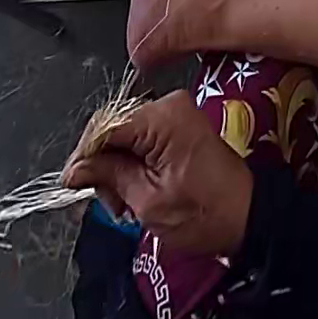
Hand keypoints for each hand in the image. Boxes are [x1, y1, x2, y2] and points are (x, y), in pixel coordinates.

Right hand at [64, 91, 253, 256]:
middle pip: (114, 128)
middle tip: (109, 203)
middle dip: (103, 165)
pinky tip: (135, 190)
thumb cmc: (201, 213)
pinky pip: (143, 136)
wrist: (245, 213)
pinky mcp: (180, 123)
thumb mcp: (147, 200)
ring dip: (117, 168)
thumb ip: (109, 176)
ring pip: (125, 134)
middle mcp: (170, 104)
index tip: (72, 185)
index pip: (106, 125)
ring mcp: (177, 111)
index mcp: (164, 116)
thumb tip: (75, 169)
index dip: (84, 156)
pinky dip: (134, 162)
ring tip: (124, 204)